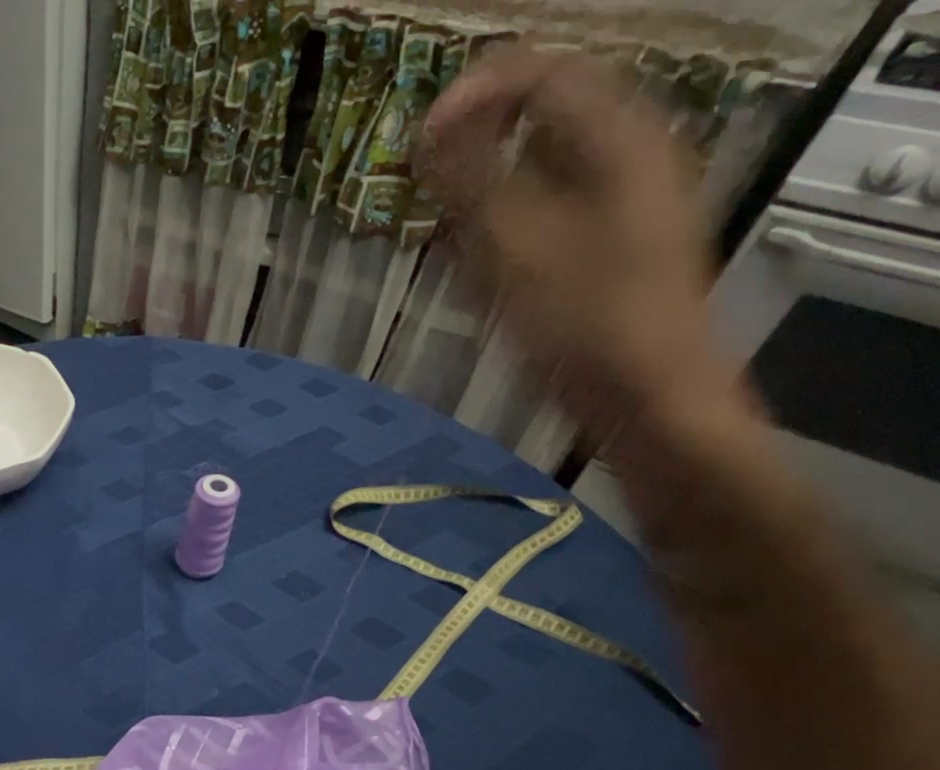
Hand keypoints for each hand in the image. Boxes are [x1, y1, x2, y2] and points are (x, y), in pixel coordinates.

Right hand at [416, 47, 738, 444]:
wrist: (648, 399)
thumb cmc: (585, 323)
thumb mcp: (516, 246)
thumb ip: (469, 180)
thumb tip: (427, 132)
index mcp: (620, 138)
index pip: (541, 73)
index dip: (472, 95)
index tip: (417, 142)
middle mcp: (628, 153)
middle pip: (537, 115)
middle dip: (471, 144)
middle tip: (424, 186)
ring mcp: (621, 197)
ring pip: (534, 164)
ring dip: (482, 188)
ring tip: (451, 234)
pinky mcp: (606, 238)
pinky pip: (542, 205)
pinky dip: (502, 222)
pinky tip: (480, 263)